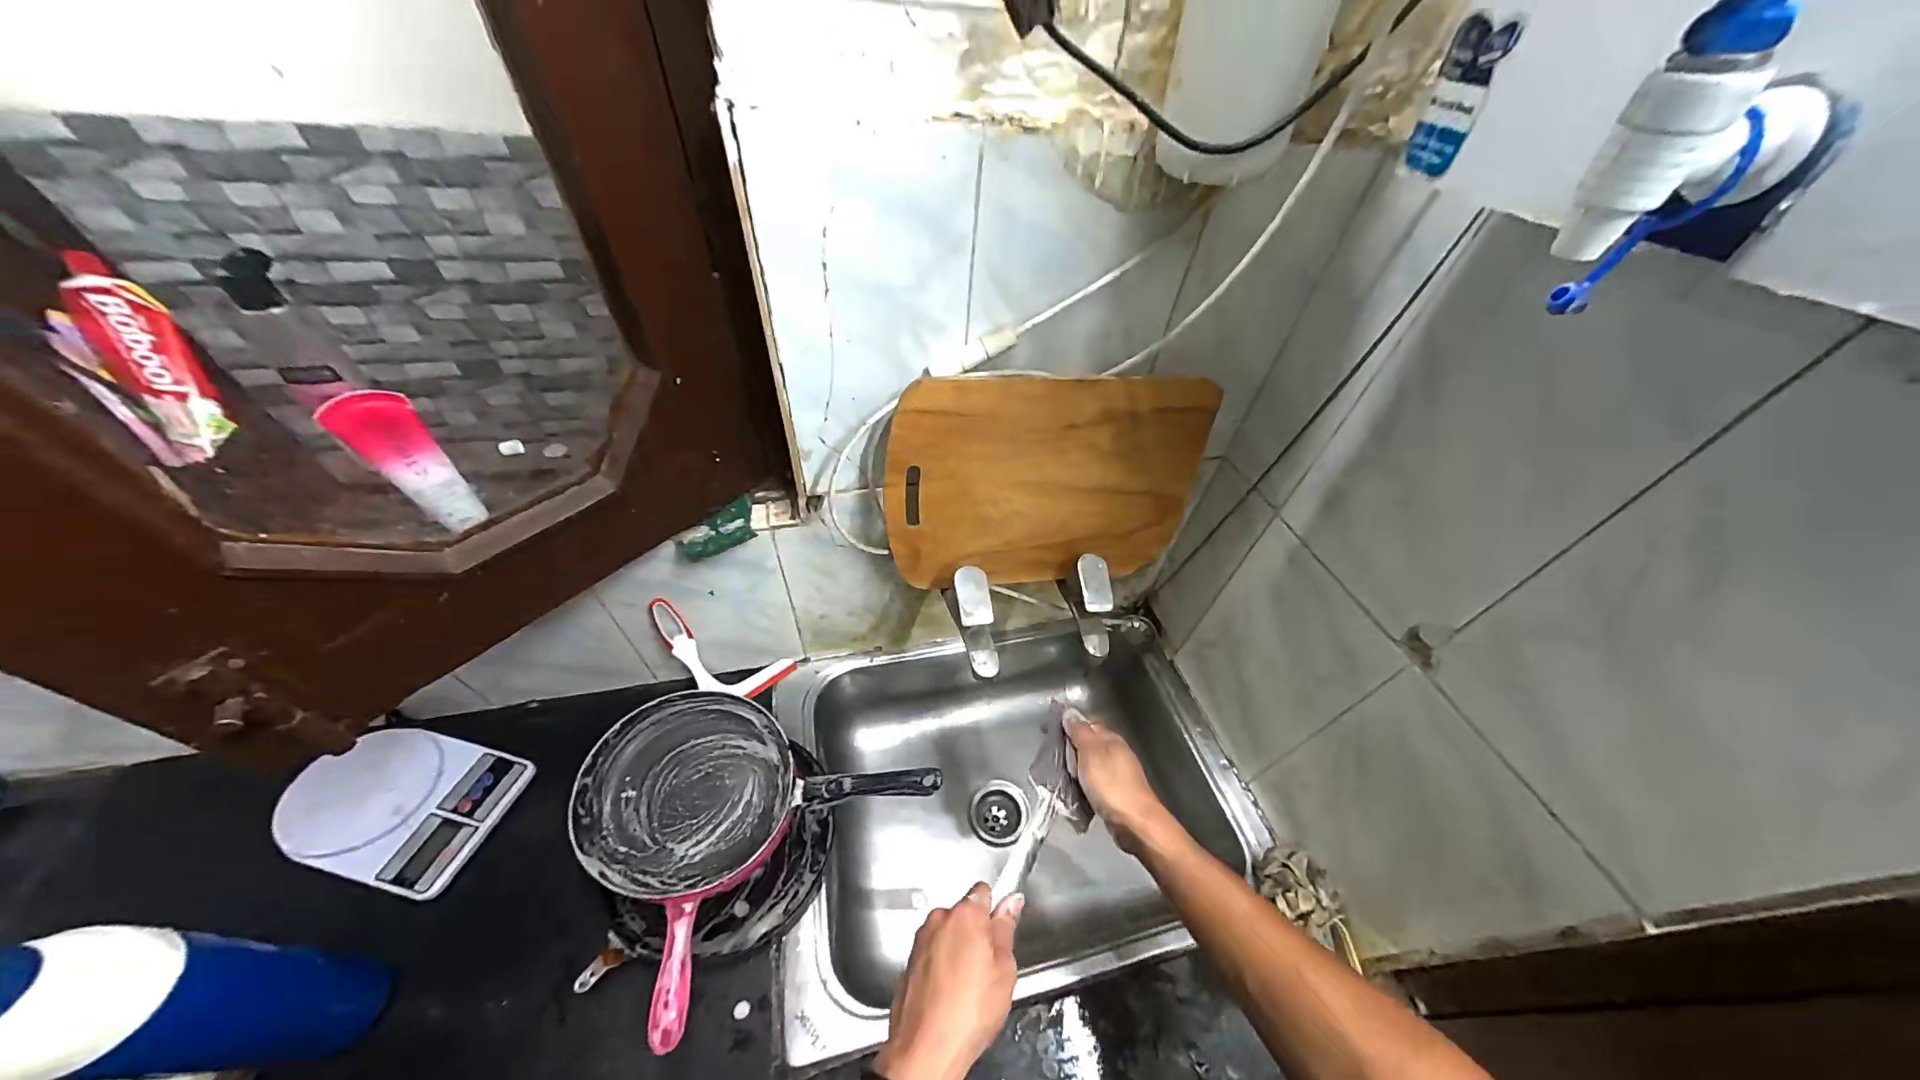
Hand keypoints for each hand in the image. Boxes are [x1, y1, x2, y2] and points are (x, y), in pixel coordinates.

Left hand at [871, 882, 1021, 1079]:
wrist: (925, 1049)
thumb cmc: (967, 1013)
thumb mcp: (1004, 970)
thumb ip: (1006, 929)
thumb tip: (1011, 903)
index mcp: (966, 914)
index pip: (983, 891)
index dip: (996, 909)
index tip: (1003, 925)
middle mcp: (939, 919)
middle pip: (964, 914)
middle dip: (977, 932)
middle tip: (990, 965)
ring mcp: (921, 940)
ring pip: (947, 934)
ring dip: (958, 949)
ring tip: (970, 986)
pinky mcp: (909, 962)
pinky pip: (931, 954)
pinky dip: (940, 966)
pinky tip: (951, 994)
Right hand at [1064, 710, 1181, 855]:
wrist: (1134, 823)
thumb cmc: (1111, 785)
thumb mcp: (1090, 752)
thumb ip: (1079, 732)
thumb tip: (1070, 712)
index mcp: (1111, 739)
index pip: (1087, 723)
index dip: (1067, 724)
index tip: (1048, 730)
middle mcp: (1116, 753)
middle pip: (1088, 744)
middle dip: (1069, 748)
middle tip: (1050, 755)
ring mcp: (1117, 774)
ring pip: (1090, 764)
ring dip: (1075, 768)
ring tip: (1058, 774)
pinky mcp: (1115, 793)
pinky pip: (1093, 782)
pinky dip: (1082, 784)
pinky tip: (1074, 791)